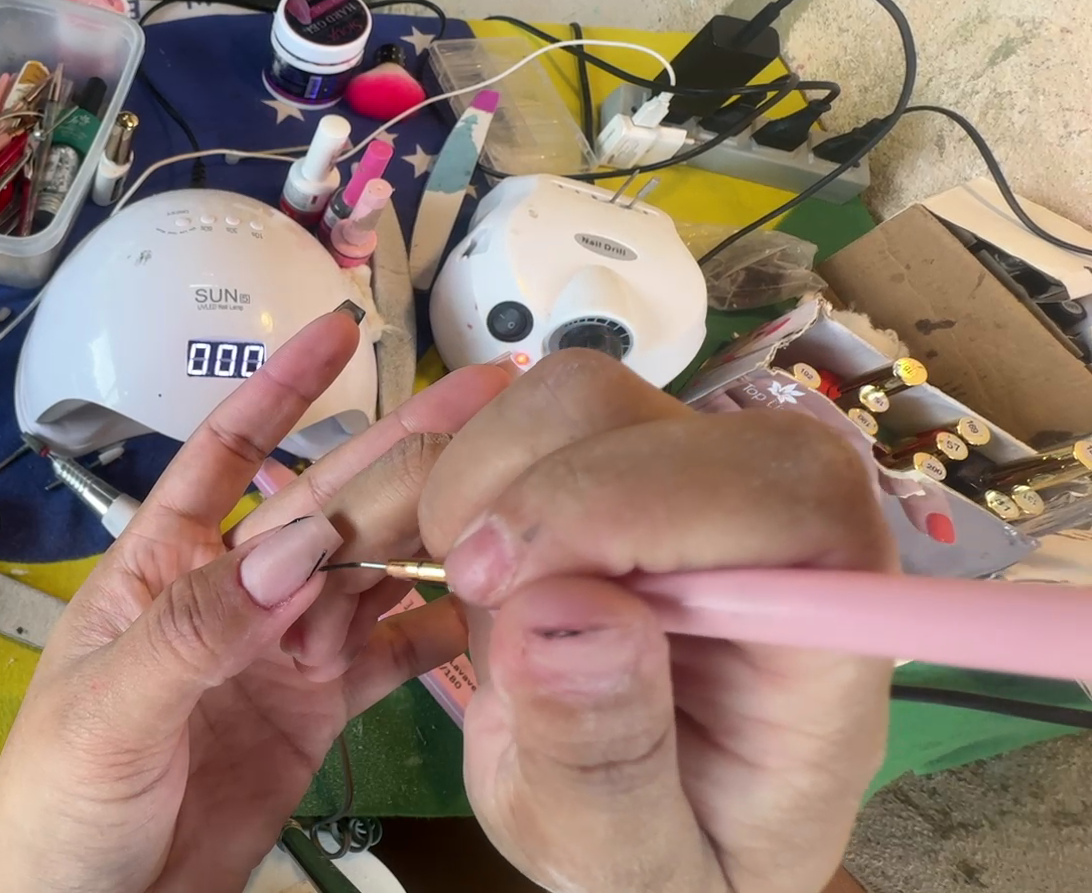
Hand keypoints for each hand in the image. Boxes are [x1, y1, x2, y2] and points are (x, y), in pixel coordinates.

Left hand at [0, 308, 509, 892]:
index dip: (281, 389)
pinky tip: (489, 607)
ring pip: (366, 571)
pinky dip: (436, 632)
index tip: (334, 331)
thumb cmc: (62, 798)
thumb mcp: (112, 703)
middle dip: (393, 450)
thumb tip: (290, 548)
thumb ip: (196, 626)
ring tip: (507, 489)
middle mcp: (232, 590)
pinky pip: (387, 657)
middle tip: (477, 402)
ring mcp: (280, 648)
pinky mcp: (317, 711)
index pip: (226, 450)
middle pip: (322, 504)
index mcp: (166, 562)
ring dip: (429, 531)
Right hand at [420, 350, 898, 892]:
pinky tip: (430, 541)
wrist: (616, 805)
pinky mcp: (573, 459)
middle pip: (616, 407)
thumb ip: (605, 764)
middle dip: (507, 493)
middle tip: (465, 591)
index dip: (615, 505)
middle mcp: (739, 508)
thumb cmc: (648, 844)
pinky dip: (431, 466)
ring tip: (461, 582)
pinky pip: (486, 411)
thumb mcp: (622, 859)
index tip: (496, 591)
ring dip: (461, 481)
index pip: (769, 486)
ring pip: (540, 394)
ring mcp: (650, 468)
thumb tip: (557, 613)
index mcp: (810, 618)